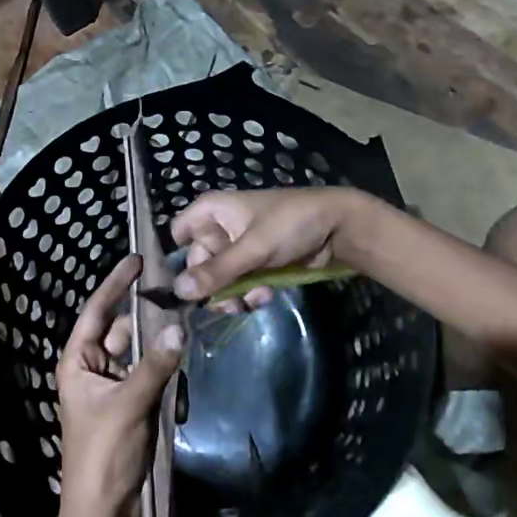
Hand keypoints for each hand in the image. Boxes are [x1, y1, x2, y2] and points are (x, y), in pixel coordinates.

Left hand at [55, 254, 183, 516]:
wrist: (105, 508)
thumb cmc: (103, 452)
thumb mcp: (128, 404)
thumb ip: (155, 365)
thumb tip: (179, 326)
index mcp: (78, 361)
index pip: (96, 311)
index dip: (115, 283)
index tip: (136, 258)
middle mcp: (94, 367)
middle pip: (121, 328)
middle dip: (146, 310)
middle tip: (177, 286)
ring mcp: (114, 385)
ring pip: (138, 349)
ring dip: (158, 336)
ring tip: (186, 310)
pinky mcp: (132, 403)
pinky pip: (149, 371)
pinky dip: (163, 361)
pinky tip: (183, 348)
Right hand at [169, 187, 368, 308]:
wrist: (339, 228)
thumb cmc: (290, 225)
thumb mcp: (252, 248)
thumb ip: (216, 272)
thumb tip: (178, 292)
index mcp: (211, 211)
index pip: (178, 234)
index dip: (177, 260)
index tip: (183, 287)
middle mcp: (219, 228)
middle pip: (197, 262)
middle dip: (209, 285)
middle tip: (223, 305)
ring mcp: (238, 247)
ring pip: (219, 277)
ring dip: (230, 294)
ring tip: (246, 304)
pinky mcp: (256, 263)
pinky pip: (240, 282)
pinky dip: (248, 292)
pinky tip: (264, 296)